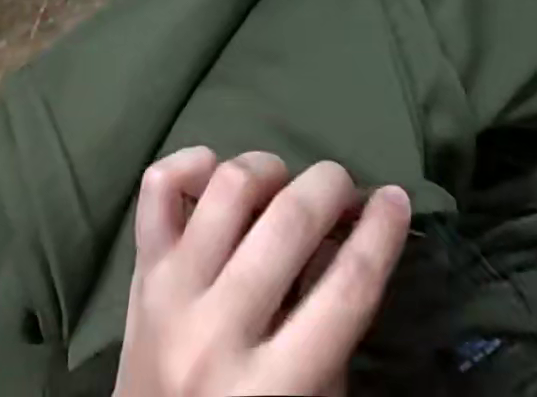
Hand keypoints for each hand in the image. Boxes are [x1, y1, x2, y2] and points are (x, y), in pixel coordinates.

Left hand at [113, 147, 411, 396]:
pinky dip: (191, 162)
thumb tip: (344, 235)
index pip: (346, 289)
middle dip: (330, 187)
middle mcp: (217, 331)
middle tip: (343, 188)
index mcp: (271, 388)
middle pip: (289, 223)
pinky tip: (215, 173)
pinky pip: (158, 187)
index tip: (396, 198)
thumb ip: (329, 326)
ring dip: (269, 169)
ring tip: (282, 184)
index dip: (382, 233)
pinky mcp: (140, 267)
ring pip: (229, 189)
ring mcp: (170, 291)